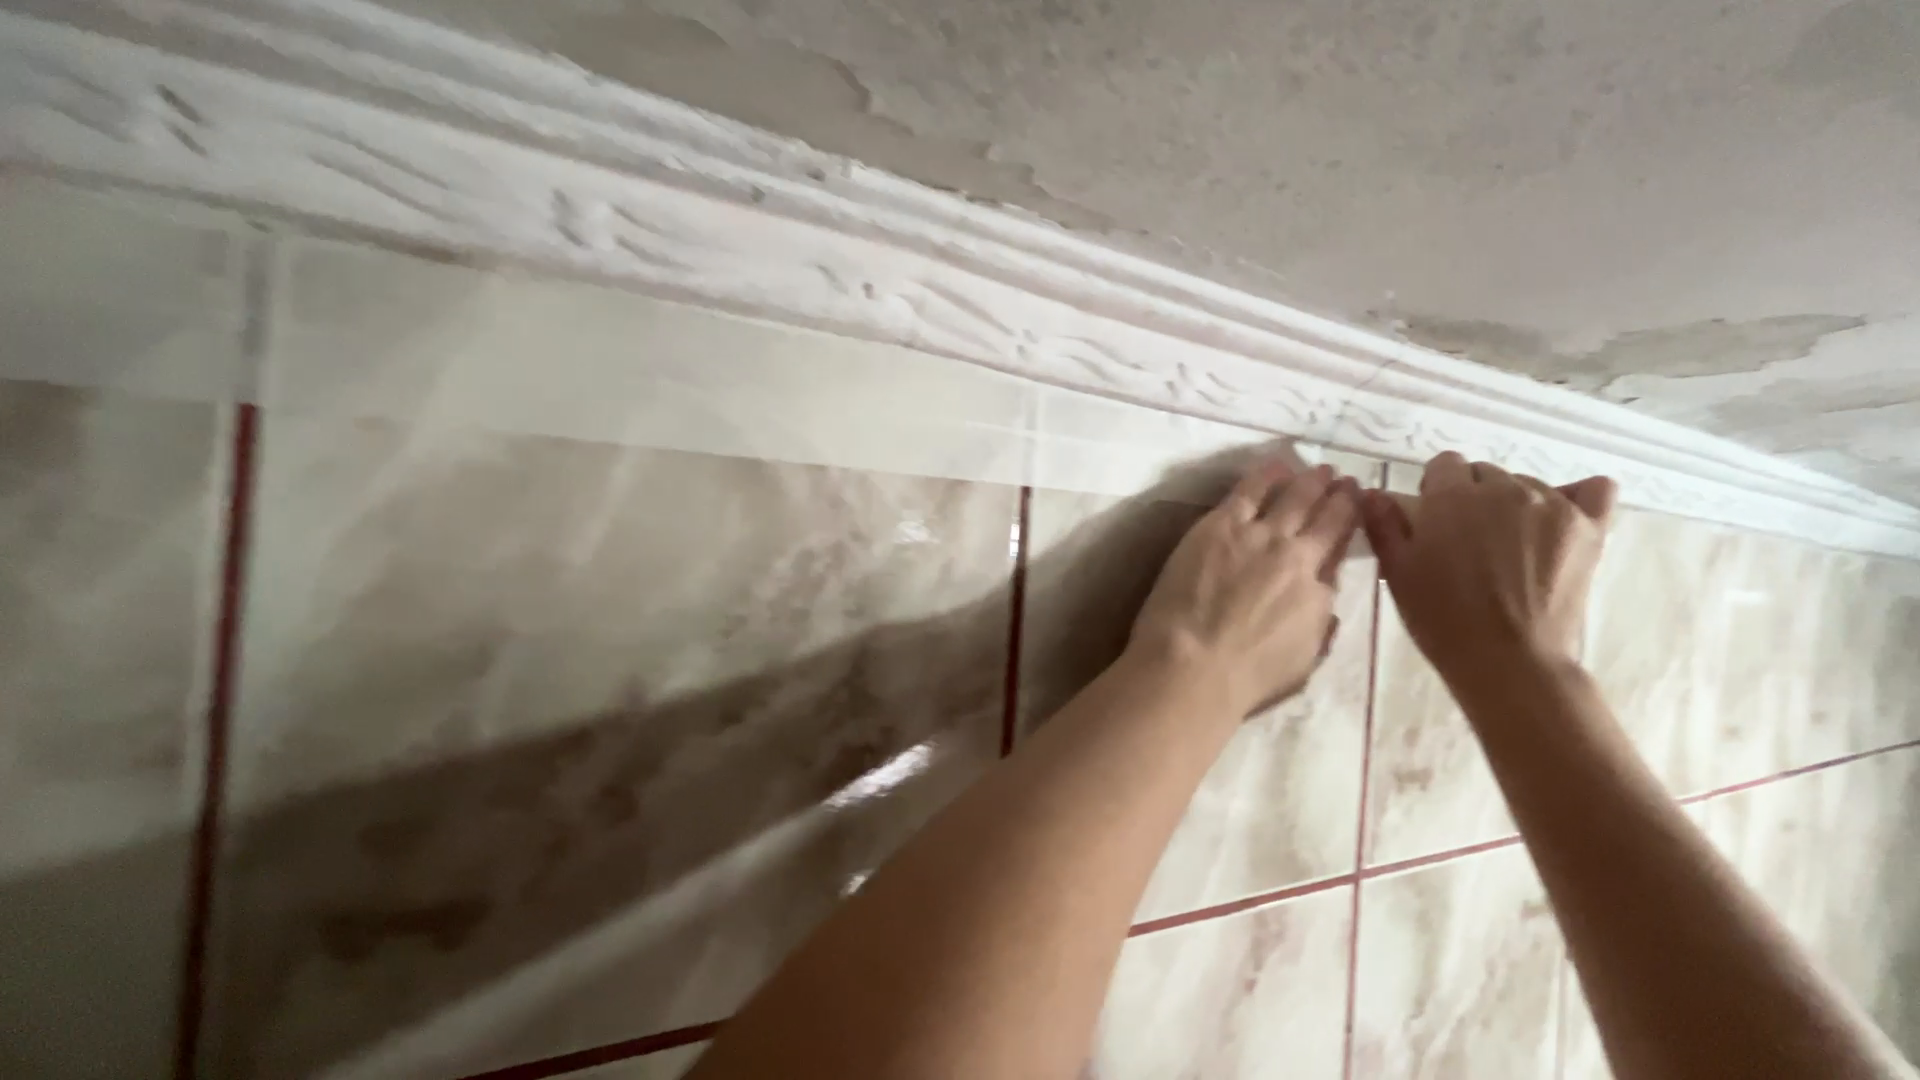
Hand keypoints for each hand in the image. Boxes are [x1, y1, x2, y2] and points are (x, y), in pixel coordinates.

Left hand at [1128, 460, 1359, 716]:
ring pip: (1293, 497)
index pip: (1339, 552)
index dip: (1350, 528)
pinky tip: (1276, 465)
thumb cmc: (1245, 679)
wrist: (1194, 664)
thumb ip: (1318, 625)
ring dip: (1311, 481)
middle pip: (1326, 518)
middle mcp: (1298, 557)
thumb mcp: (1302, 662)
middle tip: (1347, 481)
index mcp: (1318, 595)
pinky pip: (1248, 490)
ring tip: (1321, 469)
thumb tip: (1324, 602)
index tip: (1357, 512)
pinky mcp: (1220, 526)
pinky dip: (1266, 475)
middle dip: (1340, 497)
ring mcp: (1259, 537)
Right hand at [1359, 451, 1616, 682]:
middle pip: (1485, 473)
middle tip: (1467, 540)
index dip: (1435, 490)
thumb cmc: (1440, 616)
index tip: (1432, 520)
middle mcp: (1504, 488)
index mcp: (1453, 496)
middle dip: (1473, 497)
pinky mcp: (1589, 527)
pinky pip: (1593, 489)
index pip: (1444, 464)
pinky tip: (1560, 519)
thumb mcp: (1397, 571)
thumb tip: (1374, 492)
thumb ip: (1384, 523)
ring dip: (1513, 504)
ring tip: (1509, 546)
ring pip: (1527, 485)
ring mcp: (1553, 505)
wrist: (1506, 658)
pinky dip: (1577, 496)